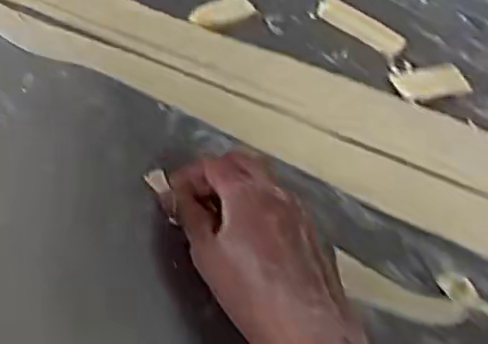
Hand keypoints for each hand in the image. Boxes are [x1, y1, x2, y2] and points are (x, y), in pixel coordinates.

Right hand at [169, 151, 363, 343]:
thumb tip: (176, 196)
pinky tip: (252, 234)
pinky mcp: (313, 236)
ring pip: (264, 180)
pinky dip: (261, 205)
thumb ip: (188, 214)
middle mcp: (275, 194)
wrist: (311, 338)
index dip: (186, 175)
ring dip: (240, 186)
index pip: (209, 164)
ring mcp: (298, 213)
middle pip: (240, 161)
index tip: (175, 192)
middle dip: (215, 171)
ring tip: (224, 214)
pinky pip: (281, 203)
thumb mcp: (205, 253)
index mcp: (246, 192)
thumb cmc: (257, 298)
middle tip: (198, 193)